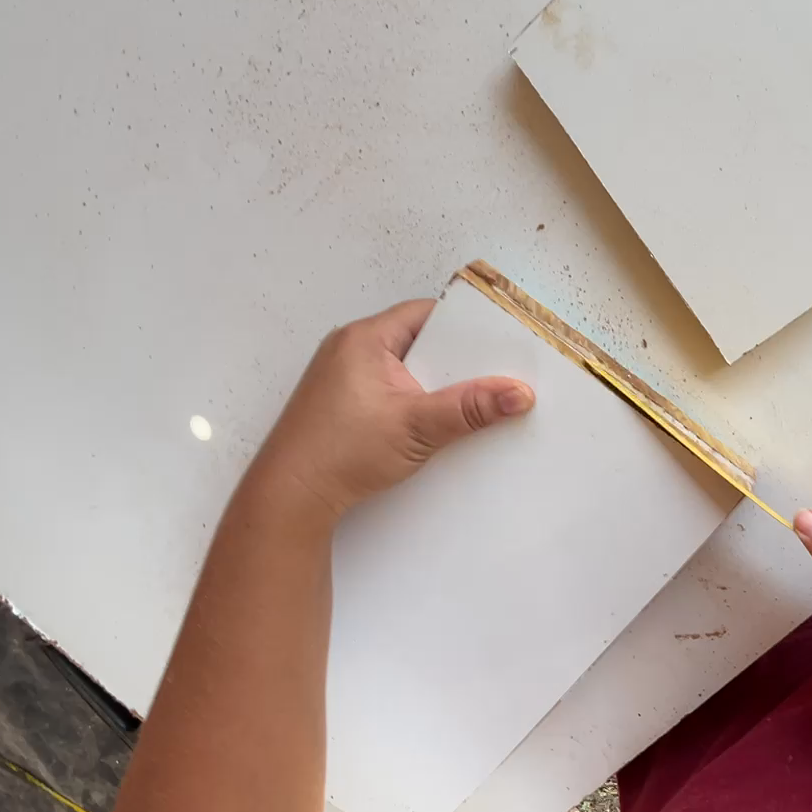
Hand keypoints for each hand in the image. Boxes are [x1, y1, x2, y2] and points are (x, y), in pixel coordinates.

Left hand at [247, 299, 534, 522]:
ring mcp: (346, 377)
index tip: (500, 341)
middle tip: (495, 375)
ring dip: (438, 384)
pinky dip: (420, 400)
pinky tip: (439, 421)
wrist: (292, 497)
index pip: (427, 314)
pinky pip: (395, 390)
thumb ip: (470, 408)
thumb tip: (519, 393)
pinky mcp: (347, 404)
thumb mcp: (417, 426)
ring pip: (409, 369)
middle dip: (457, 360)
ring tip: (473, 400)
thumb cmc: (341, 452)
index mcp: (365, 338)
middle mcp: (352, 350)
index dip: (466, 325)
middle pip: (421, 341)